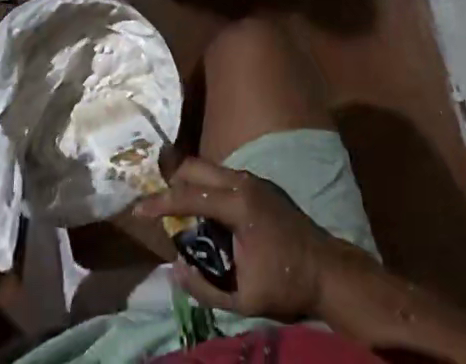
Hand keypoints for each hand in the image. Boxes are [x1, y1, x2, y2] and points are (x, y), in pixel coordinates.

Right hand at [134, 156, 348, 319]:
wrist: (328, 270)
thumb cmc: (286, 283)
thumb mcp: (241, 298)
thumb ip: (204, 286)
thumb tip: (175, 267)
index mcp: (239, 205)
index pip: (189, 196)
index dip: (159, 203)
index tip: (136, 210)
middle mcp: (244, 182)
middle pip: (196, 167)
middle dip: (171, 181)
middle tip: (153, 203)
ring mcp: (255, 180)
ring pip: (210, 169)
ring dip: (189, 183)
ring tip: (173, 208)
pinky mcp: (261, 185)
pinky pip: (223, 177)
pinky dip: (205, 186)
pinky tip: (201, 210)